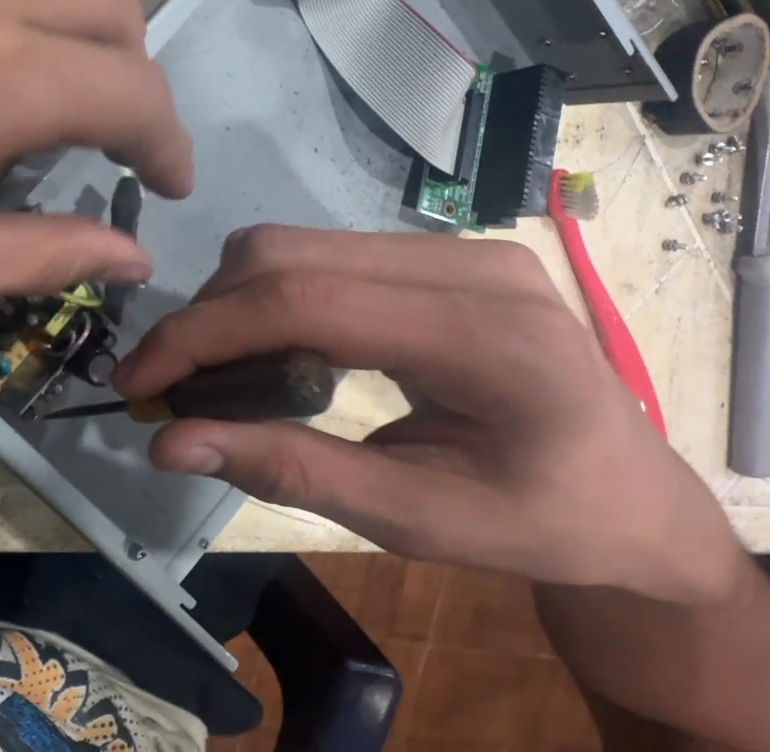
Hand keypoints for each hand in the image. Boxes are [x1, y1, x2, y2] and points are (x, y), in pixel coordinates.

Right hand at [114, 227, 743, 605]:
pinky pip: (317, 251)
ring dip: (228, 304)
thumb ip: (289, 471)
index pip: (304, 303)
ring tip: (214, 371)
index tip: (137, 381)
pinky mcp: (438, 252)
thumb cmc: (537, 524)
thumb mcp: (413, 520)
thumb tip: (167, 443)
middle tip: (167, 384)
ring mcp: (457, 249)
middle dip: (204, 318)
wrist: (633, 499)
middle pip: (286, 257)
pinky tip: (266, 348)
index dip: (201, 336)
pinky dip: (265, 296)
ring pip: (292, 244)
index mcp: (488, 338)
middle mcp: (472, 267)